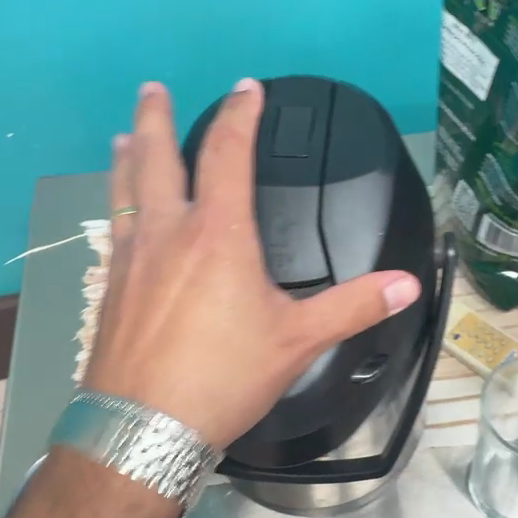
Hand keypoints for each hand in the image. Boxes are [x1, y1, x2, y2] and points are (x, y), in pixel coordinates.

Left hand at [82, 79, 423, 447]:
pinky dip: (117, 205)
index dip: (240, 115)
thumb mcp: (298, 340)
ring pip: (124, 190)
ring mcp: (131, 258)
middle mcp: (168, 233)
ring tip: (124, 136)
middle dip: (157, 117)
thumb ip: (353, 306)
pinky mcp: (110, 288)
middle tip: (153, 88)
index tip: (248, 88)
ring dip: (127, 156)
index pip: (228, 153)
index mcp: (218, 234)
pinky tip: (119, 216)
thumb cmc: (224, 377)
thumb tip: (407, 285)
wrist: (142, 429)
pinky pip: (114, 229)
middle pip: (156, 157)